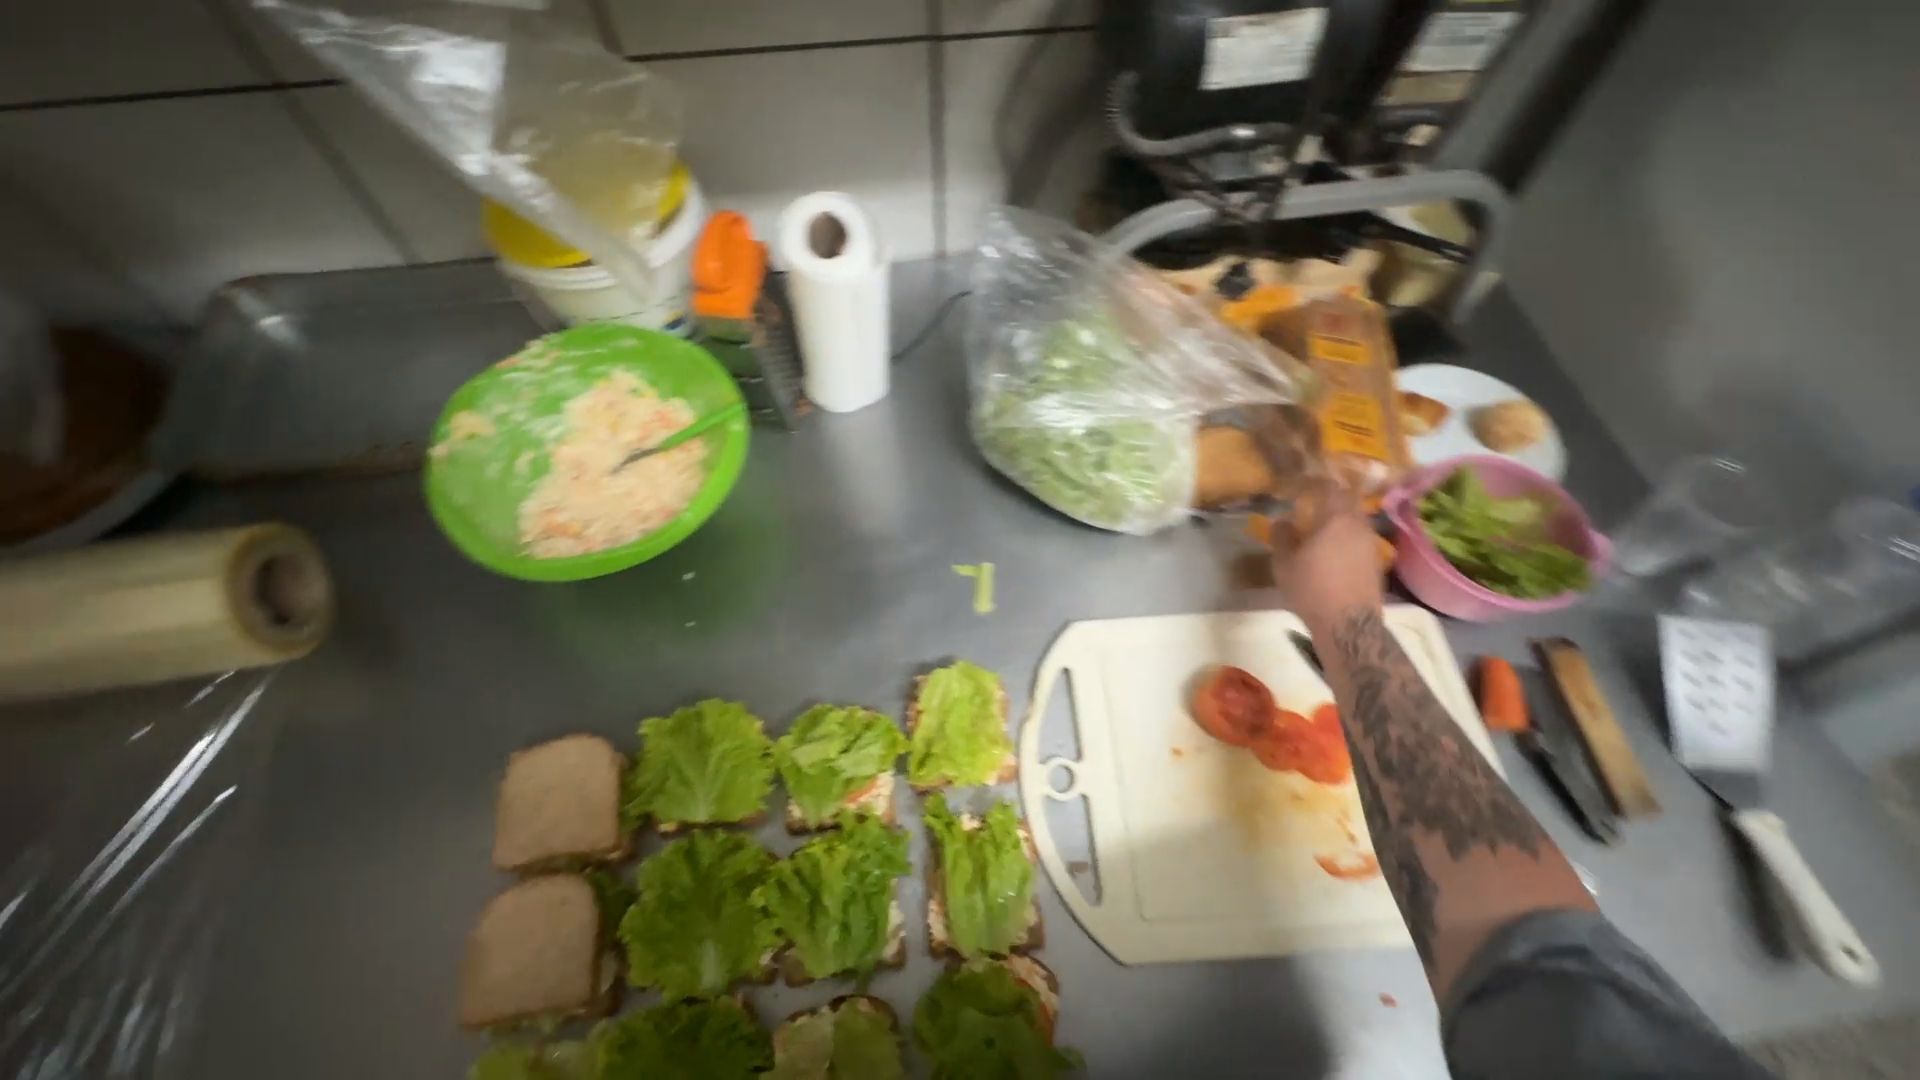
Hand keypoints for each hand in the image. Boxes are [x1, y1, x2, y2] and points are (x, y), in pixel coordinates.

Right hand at [1268, 487, 1383, 630]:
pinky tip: (1332, 554)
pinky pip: (1359, 540)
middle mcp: (1358, 525)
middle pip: (1348, 502)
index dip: (1317, 483)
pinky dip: (1346, 539)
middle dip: (1330, 500)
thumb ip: (1282, 537)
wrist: (1348, 624)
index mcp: (1335, 519)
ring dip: (1339, 521)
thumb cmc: (1311, 589)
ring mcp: (1370, 544)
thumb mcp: (1284, 563)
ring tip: (1320, 531)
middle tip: (1312, 506)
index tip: (1302, 485)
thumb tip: (1283, 521)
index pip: (1331, 487)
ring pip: (1355, 521)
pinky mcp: (1376, 563)